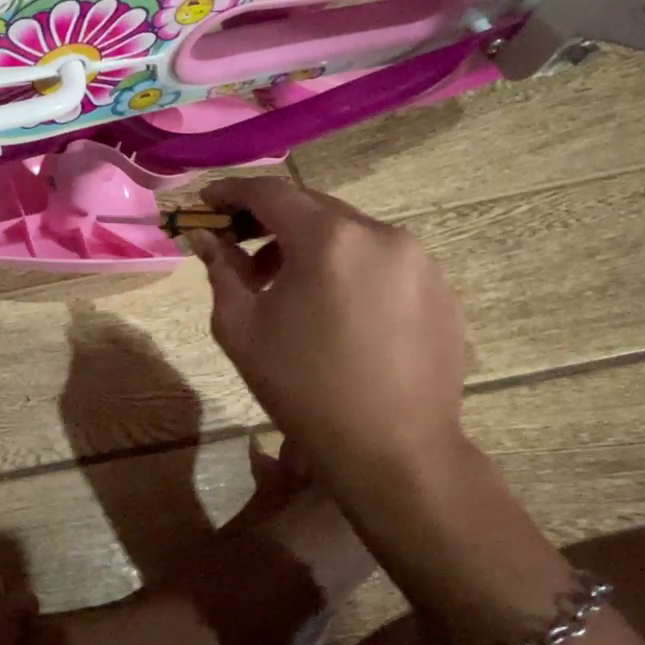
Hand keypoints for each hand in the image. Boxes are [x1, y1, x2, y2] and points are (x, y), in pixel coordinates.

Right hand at [186, 177, 468, 488]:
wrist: (395, 452)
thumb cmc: (304, 387)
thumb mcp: (241, 326)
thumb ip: (221, 269)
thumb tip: (204, 236)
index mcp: (329, 239)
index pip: (270, 192)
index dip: (232, 192)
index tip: (207, 201)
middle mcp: (380, 235)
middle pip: (312, 206)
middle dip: (270, 218)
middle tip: (237, 244)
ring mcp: (418, 261)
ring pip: (348, 231)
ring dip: (309, 243)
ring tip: (282, 283)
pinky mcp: (440, 290)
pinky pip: (380, 259)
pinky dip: (346, 265)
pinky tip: (330, 307)